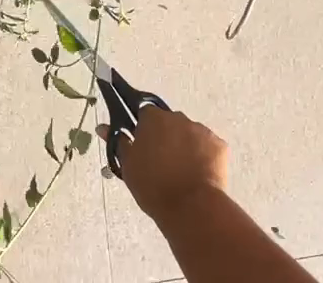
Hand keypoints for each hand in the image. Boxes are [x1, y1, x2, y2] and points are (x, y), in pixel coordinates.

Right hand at [104, 107, 229, 223]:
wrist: (191, 208)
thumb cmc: (153, 186)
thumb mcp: (128, 166)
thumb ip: (118, 142)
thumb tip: (103, 127)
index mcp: (152, 118)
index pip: (145, 114)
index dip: (144, 130)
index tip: (143, 146)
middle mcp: (177, 117)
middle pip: (169, 123)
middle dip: (166, 138)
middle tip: (161, 163)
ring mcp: (201, 130)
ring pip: (189, 134)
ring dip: (185, 146)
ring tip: (182, 173)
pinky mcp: (219, 145)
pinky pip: (208, 147)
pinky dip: (203, 157)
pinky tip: (198, 175)